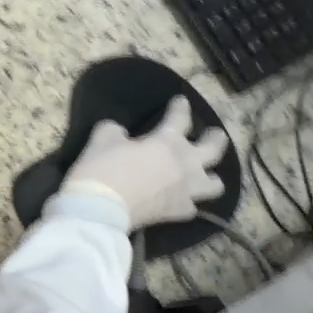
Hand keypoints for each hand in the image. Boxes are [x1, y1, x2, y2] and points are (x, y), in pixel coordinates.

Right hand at [61, 96, 229, 228]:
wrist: (97, 210)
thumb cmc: (99, 172)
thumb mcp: (100, 142)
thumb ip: (113, 130)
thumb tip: (118, 131)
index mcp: (167, 142)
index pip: (179, 118)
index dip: (179, 108)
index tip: (180, 101)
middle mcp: (185, 164)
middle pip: (214, 148)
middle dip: (215, 138)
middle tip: (213, 134)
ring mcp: (186, 190)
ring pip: (215, 183)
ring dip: (210, 177)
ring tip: (204, 176)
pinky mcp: (177, 211)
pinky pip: (191, 207)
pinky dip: (186, 203)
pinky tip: (179, 202)